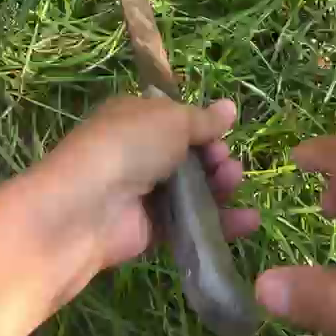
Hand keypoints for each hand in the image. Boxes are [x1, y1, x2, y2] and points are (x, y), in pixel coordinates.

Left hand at [34, 96, 260, 268]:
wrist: (87, 207)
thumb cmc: (129, 146)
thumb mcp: (170, 121)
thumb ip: (202, 120)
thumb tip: (230, 106)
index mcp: (135, 116)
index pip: (176, 119)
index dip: (202, 128)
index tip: (222, 135)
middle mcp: (138, 151)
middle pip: (187, 155)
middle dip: (213, 157)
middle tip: (227, 164)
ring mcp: (143, 191)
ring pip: (191, 189)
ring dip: (219, 186)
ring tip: (233, 184)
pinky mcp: (150, 229)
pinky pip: (190, 223)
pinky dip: (220, 222)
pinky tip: (247, 221)